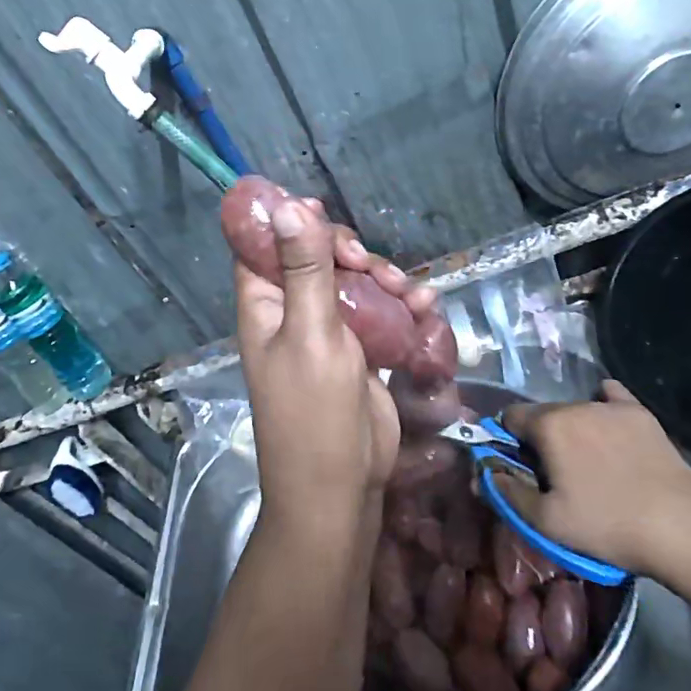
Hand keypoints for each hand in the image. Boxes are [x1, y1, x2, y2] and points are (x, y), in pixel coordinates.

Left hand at [236, 198, 399, 520]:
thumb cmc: (313, 411)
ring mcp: (330, 330)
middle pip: (319, 256)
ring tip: (410, 296)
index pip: (264, 246)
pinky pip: (382, 311)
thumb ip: (304, 268)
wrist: (343, 486)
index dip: (288, 222)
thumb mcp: (311, 333)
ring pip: (357, 281)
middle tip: (369, 266)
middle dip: (351, 254)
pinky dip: (403, 308)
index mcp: (265, 305)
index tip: (321, 210)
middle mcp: (293, 311)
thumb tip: (285, 205)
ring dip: (386, 280)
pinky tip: (426, 312)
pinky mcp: (362, 349)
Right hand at [499, 380, 690, 573]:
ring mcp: (610, 405)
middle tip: (556, 475)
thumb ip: (508, 492)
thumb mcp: (548, 521)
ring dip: (572, 429)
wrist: (680, 525)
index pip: (510, 417)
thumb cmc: (607, 523)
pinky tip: (610, 430)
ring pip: (576, 410)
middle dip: (542, 438)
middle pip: (543, 414)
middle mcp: (575, 404)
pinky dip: (604, 408)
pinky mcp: (640, 412)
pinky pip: (611, 398)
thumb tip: (486, 472)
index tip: (522, 468)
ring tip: (591, 464)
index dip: (509, 442)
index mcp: (548, 425)